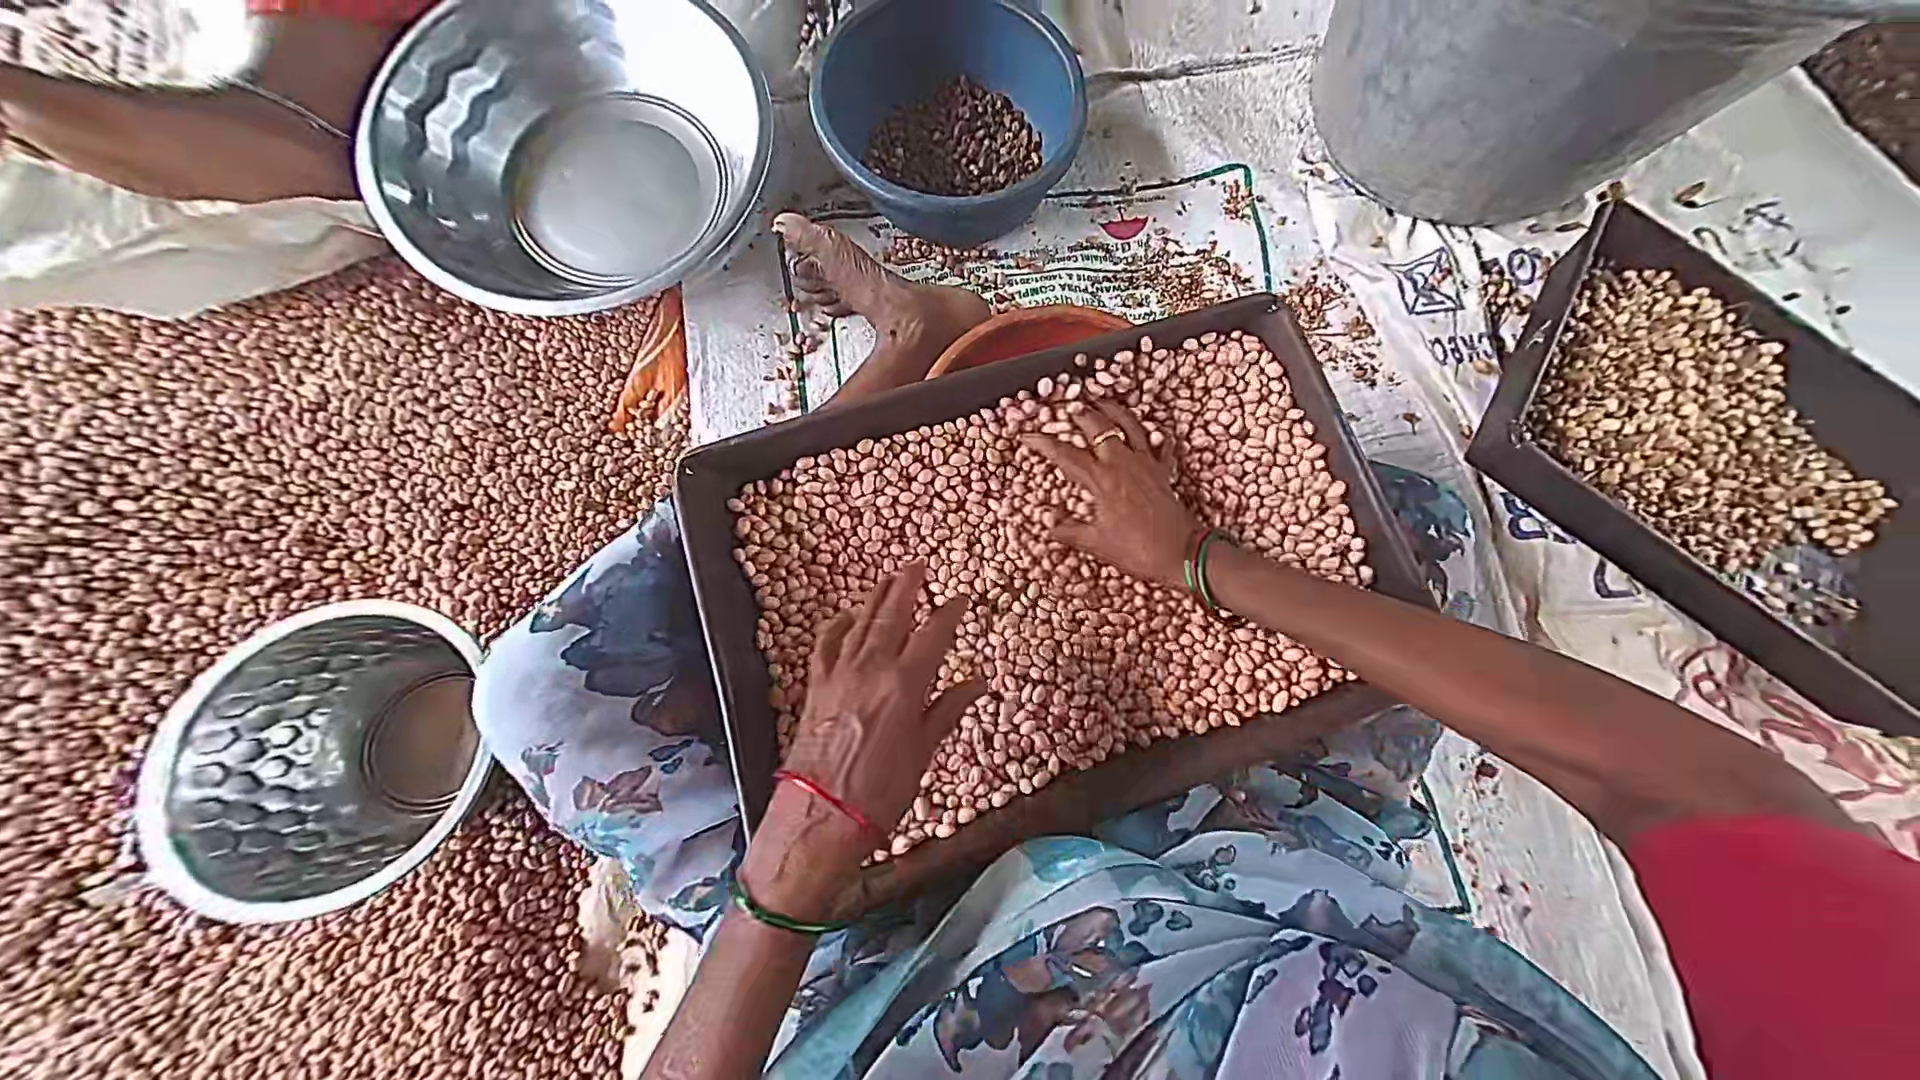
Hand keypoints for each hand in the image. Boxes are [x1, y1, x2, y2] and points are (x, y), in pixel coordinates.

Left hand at [740, 563, 984, 918]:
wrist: (821, 815)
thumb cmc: (881, 791)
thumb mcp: (924, 750)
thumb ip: (948, 708)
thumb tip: (977, 682)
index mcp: (905, 683)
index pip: (934, 634)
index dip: (949, 612)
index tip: (960, 597)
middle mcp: (872, 668)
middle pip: (893, 615)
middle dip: (907, 587)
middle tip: (917, 564)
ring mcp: (840, 673)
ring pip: (861, 623)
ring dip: (876, 598)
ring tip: (889, 578)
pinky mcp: (817, 685)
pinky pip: (826, 645)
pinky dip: (837, 626)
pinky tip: (845, 616)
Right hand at [1022, 400, 1200, 588]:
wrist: (1183, 554)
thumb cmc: (1139, 551)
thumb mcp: (1096, 544)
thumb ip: (1069, 531)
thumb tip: (1047, 524)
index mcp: (1102, 480)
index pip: (1065, 455)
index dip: (1044, 443)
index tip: (1028, 435)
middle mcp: (1123, 464)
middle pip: (1098, 427)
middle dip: (1080, 413)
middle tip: (1067, 405)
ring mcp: (1146, 464)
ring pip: (1129, 425)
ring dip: (1113, 410)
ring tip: (1101, 400)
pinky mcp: (1163, 472)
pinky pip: (1160, 444)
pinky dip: (1155, 433)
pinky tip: (1153, 428)